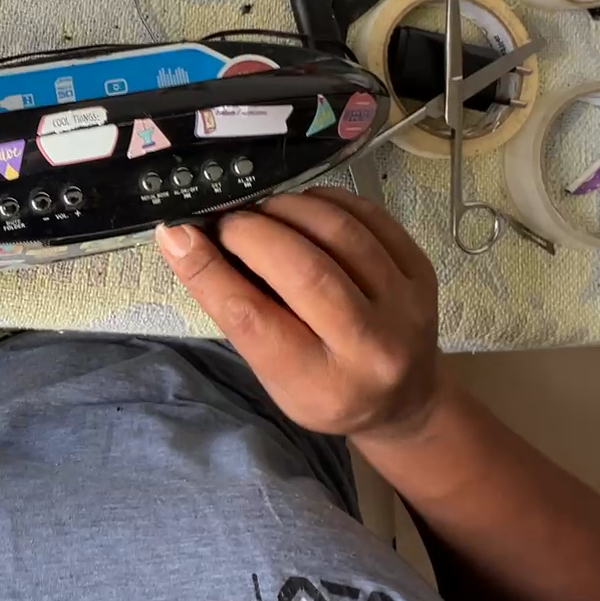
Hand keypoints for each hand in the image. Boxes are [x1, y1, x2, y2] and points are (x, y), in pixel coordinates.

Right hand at [155, 188, 444, 440]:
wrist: (404, 399)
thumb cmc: (320, 386)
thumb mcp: (268, 367)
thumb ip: (230, 305)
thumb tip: (180, 237)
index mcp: (319, 382)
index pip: (253, 318)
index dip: (208, 270)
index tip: (177, 233)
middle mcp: (371, 348)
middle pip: (304, 271)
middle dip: (251, 232)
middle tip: (226, 222)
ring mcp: (406, 305)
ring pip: (339, 233)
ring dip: (287, 209)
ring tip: (261, 212)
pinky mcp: (422, 270)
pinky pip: (368, 215)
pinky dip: (324, 201)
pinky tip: (301, 208)